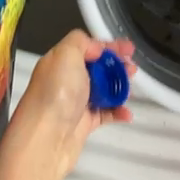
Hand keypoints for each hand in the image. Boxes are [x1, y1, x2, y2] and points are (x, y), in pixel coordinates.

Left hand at [1, 31, 134, 179]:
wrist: (46, 137)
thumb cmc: (56, 92)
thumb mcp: (66, 53)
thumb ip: (81, 41)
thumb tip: (96, 49)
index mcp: (60, 60)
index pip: (87, 48)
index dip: (108, 46)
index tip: (128, 48)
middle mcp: (66, 80)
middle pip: (97, 69)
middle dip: (117, 66)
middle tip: (132, 68)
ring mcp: (75, 102)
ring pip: (103, 90)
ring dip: (119, 87)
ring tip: (131, 88)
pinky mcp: (83, 124)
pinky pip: (105, 114)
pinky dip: (118, 112)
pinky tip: (127, 112)